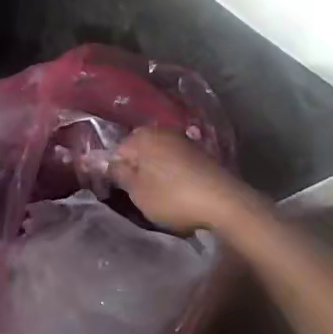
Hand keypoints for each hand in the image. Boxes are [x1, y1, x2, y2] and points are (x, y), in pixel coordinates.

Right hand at [109, 126, 263, 233]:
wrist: (223, 202)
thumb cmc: (173, 197)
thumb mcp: (137, 192)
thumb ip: (119, 174)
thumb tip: (109, 163)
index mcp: (143, 137)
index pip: (117, 151)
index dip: (114, 172)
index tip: (119, 192)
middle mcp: (163, 131)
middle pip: (139, 151)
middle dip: (136, 169)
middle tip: (138, 195)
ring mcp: (185, 140)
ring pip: (159, 155)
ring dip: (155, 172)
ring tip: (158, 196)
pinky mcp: (201, 154)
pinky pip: (176, 161)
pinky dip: (173, 174)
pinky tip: (176, 191)